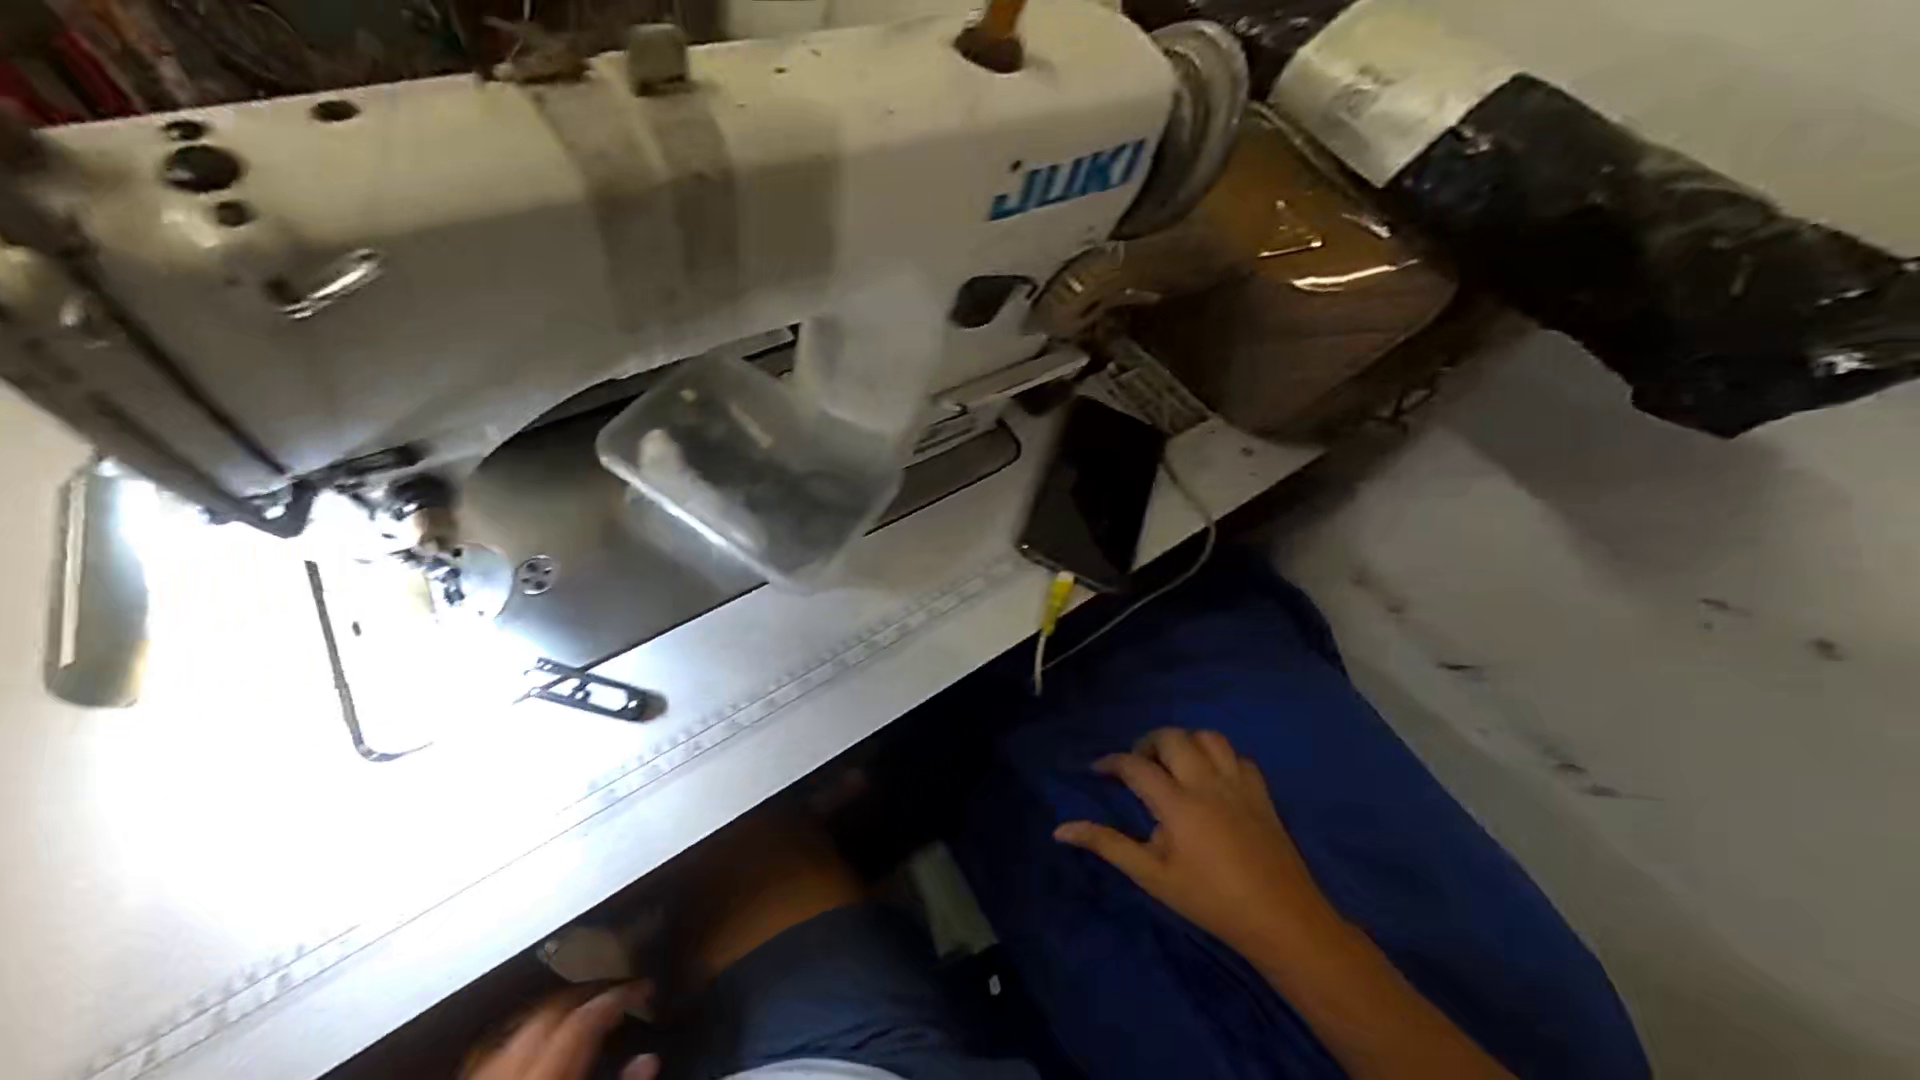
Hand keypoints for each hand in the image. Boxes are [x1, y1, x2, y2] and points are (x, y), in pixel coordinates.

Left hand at [465, 983, 658, 1079]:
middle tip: (616, 994)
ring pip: (515, 1032)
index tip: (642, 989)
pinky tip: (535, 1048)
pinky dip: (521, 1041)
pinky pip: (491, 1060)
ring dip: (552, 1014)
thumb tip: (648, 1062)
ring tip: (581, 1012)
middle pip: (546, 1017)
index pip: (582, 1023)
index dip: (616, 996)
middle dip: (585, 996)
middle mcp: (509, 1079)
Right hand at [1055, 728, 1343, 952]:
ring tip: (1174, 764)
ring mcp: (1238, 784)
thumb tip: (1061, 829)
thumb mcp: (1152, 876)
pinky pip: (1238, 756)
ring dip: (1185, 742)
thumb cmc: (1209, 900)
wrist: (1281, 920)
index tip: (1098, 770)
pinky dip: (1219, 758)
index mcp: (1178, 803)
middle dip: (1148, 743)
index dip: (1112, 762)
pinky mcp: (1262, 793)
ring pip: (1208, 737)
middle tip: (1138, 765)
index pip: (1135, 765)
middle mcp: (1207, 782)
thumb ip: (1108, 844)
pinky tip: (1212, 778)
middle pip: (1172, 737)